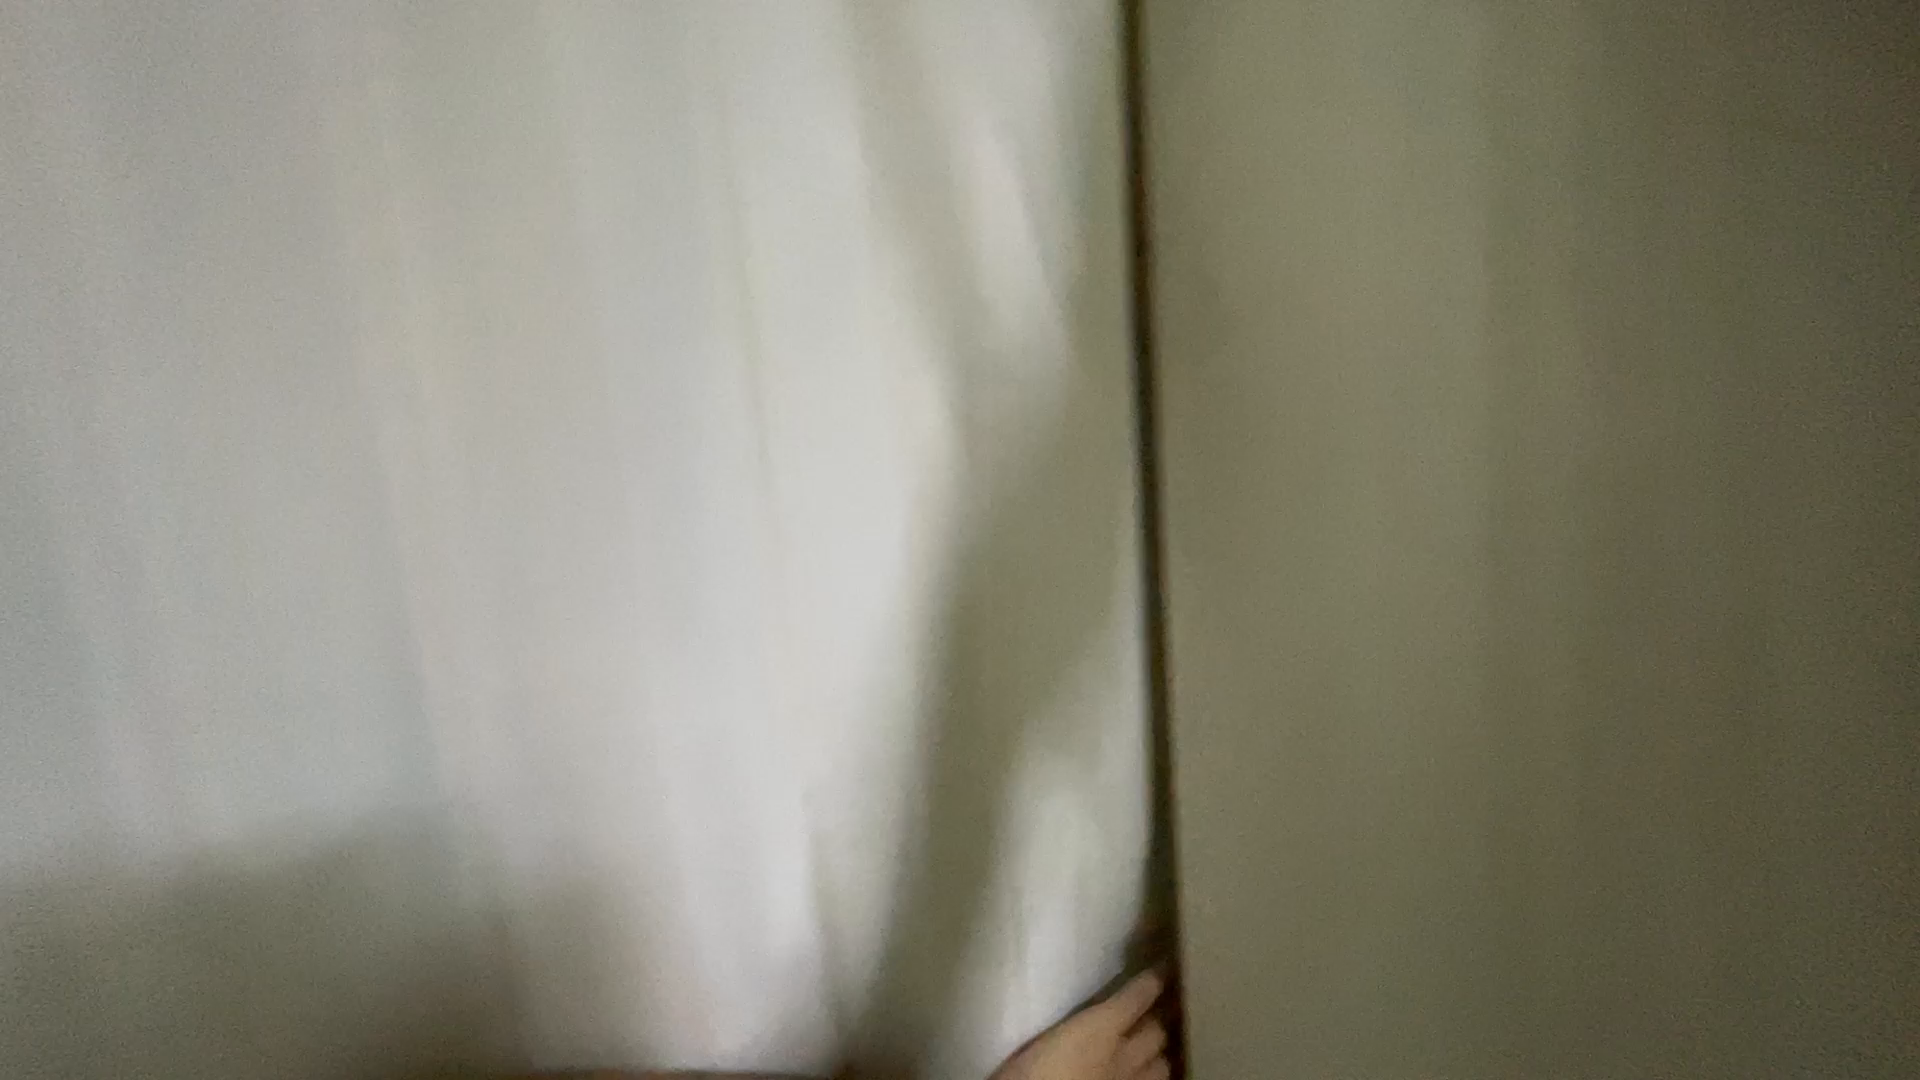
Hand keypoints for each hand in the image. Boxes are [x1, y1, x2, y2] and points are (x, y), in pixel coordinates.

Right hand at [990, 969, 1168, 1079]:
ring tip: (1151, 1047)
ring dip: (1158, 1053)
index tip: (1160, 965)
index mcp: (1101, 1026)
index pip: (1138, 995)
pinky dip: (1152, 1079)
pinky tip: (1143, 1077)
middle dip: (1158, 1018)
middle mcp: (1123, 1053)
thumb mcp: (1044, 1039)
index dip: (1153, 979)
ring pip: (1162, 1065)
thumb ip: (1071, 1022)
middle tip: (1153, 1009)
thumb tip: (1073, 1009)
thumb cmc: (1032, 1072)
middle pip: (1157, 1030)